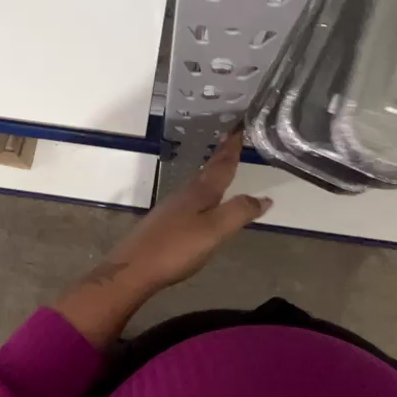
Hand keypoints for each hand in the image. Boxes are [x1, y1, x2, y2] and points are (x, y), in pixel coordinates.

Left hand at [54, 132, 270, 346]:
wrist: (133, 269)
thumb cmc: (176, 248)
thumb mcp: (214, 230)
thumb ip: (239, 212)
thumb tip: (264, 197)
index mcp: (199, 193)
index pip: (220, 165)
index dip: (231, 148)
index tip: (240, 127)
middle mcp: (184, 195)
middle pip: (207, 172)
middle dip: (221, 157)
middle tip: (232, 141)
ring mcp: (170, 209)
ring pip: (196, 185)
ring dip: (210, 174)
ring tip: (221, 169)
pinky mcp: (162, 224)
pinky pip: (188, 201)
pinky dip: (201, 194)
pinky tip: (200, 204)